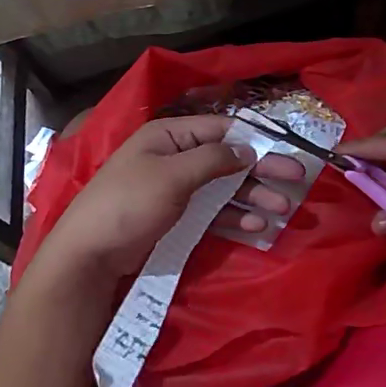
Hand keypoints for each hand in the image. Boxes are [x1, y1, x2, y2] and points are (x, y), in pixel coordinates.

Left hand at [34, 115, 305, 286]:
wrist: (88, 257)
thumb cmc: (128, 205)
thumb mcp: (172, 176)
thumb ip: (213, 159)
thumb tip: (247, 150)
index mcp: (169, 136)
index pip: (220, 129)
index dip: (254, 139)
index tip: (284, 151)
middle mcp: (176, 157)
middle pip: (228, 159)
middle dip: (262, 170)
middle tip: (297, 179)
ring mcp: (177, 189)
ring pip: (224, 187)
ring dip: (254, 196)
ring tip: (283, 209)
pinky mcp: (177, 218)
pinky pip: (213, 212)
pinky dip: (235, 217)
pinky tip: (257, 226)